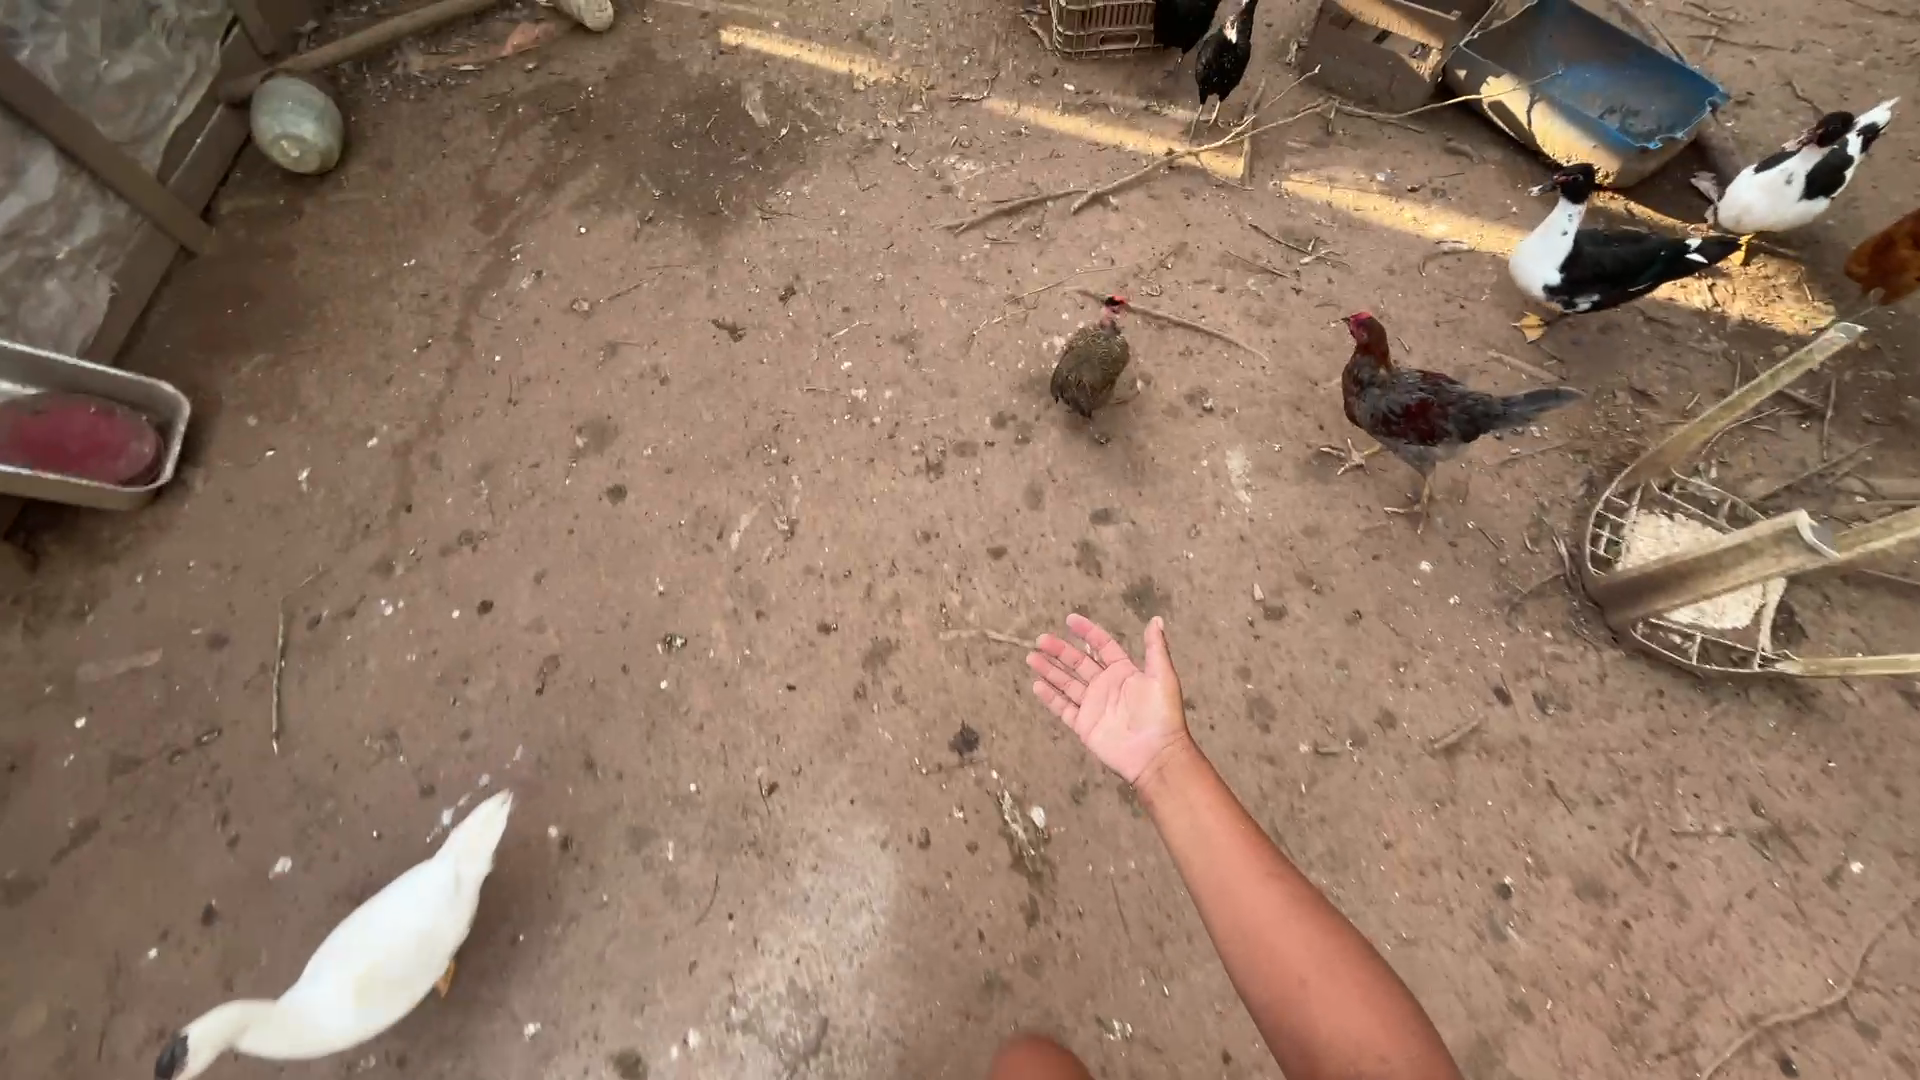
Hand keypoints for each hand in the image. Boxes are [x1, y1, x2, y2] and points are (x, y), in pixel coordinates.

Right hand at [1027, 613, 1189, 785]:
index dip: (1087, 632)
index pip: (1102, 646)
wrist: (1155, 754)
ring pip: (1066, 683)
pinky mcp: (1084, 725)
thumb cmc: (1161, 714)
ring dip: (1049, 670)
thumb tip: (1156, 619)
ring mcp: (1093, 705)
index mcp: (1124, 672)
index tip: (1070, 620)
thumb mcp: (1163, 676)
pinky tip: (1037, 685)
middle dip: (1060, 650)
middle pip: (1078, 663)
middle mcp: (1106, 686)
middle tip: (1041, 639)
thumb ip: (1156, 648)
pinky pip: (1063, 708)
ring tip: (1031, 657)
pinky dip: (1050, 697)